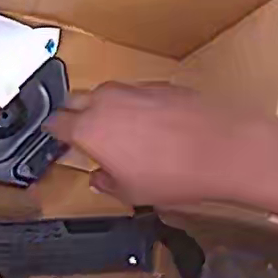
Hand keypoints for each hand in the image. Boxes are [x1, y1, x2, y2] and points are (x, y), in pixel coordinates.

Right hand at [46, 82, 265, 206]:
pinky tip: (151, 126)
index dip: (53, 132)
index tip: (56, 138)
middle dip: (74, 114)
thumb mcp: (132, 193)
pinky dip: (134, 105)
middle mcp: (106, 101)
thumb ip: (107, 183)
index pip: (55, 123)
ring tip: (118, 131)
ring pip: (105, 93)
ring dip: (104, 107)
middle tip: (82, 134)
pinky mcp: (160, 84)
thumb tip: (101, 178)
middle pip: (75, 100)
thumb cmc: (175, 173)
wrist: (224, 149)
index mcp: (88, 128)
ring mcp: (133, 89)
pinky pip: (135, 92)